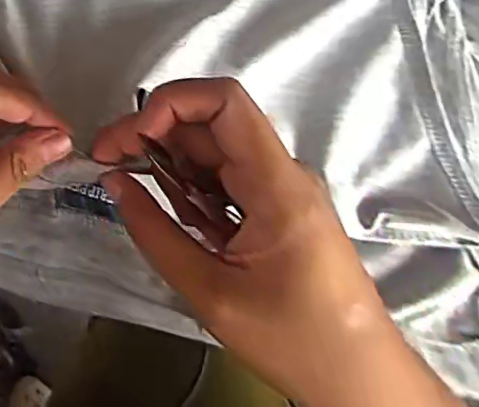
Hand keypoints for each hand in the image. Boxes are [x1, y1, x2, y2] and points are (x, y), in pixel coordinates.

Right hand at [94, 78, 455, 406]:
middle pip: (205, 121)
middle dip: (151, 132)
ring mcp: (278, 185)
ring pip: (207, 145)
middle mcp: (280, 172)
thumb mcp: (212, 294)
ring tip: (143, 196)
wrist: (368, 389)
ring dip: (166, 161)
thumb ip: (154, 232)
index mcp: (277, 185)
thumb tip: (113, 181)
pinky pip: (219, 171)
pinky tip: (179, 216)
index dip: (170, 103)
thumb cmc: (299, 345)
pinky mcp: (273, 202)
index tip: (135, 138)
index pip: (224, 101)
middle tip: (110, 160)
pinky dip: (186, 183)